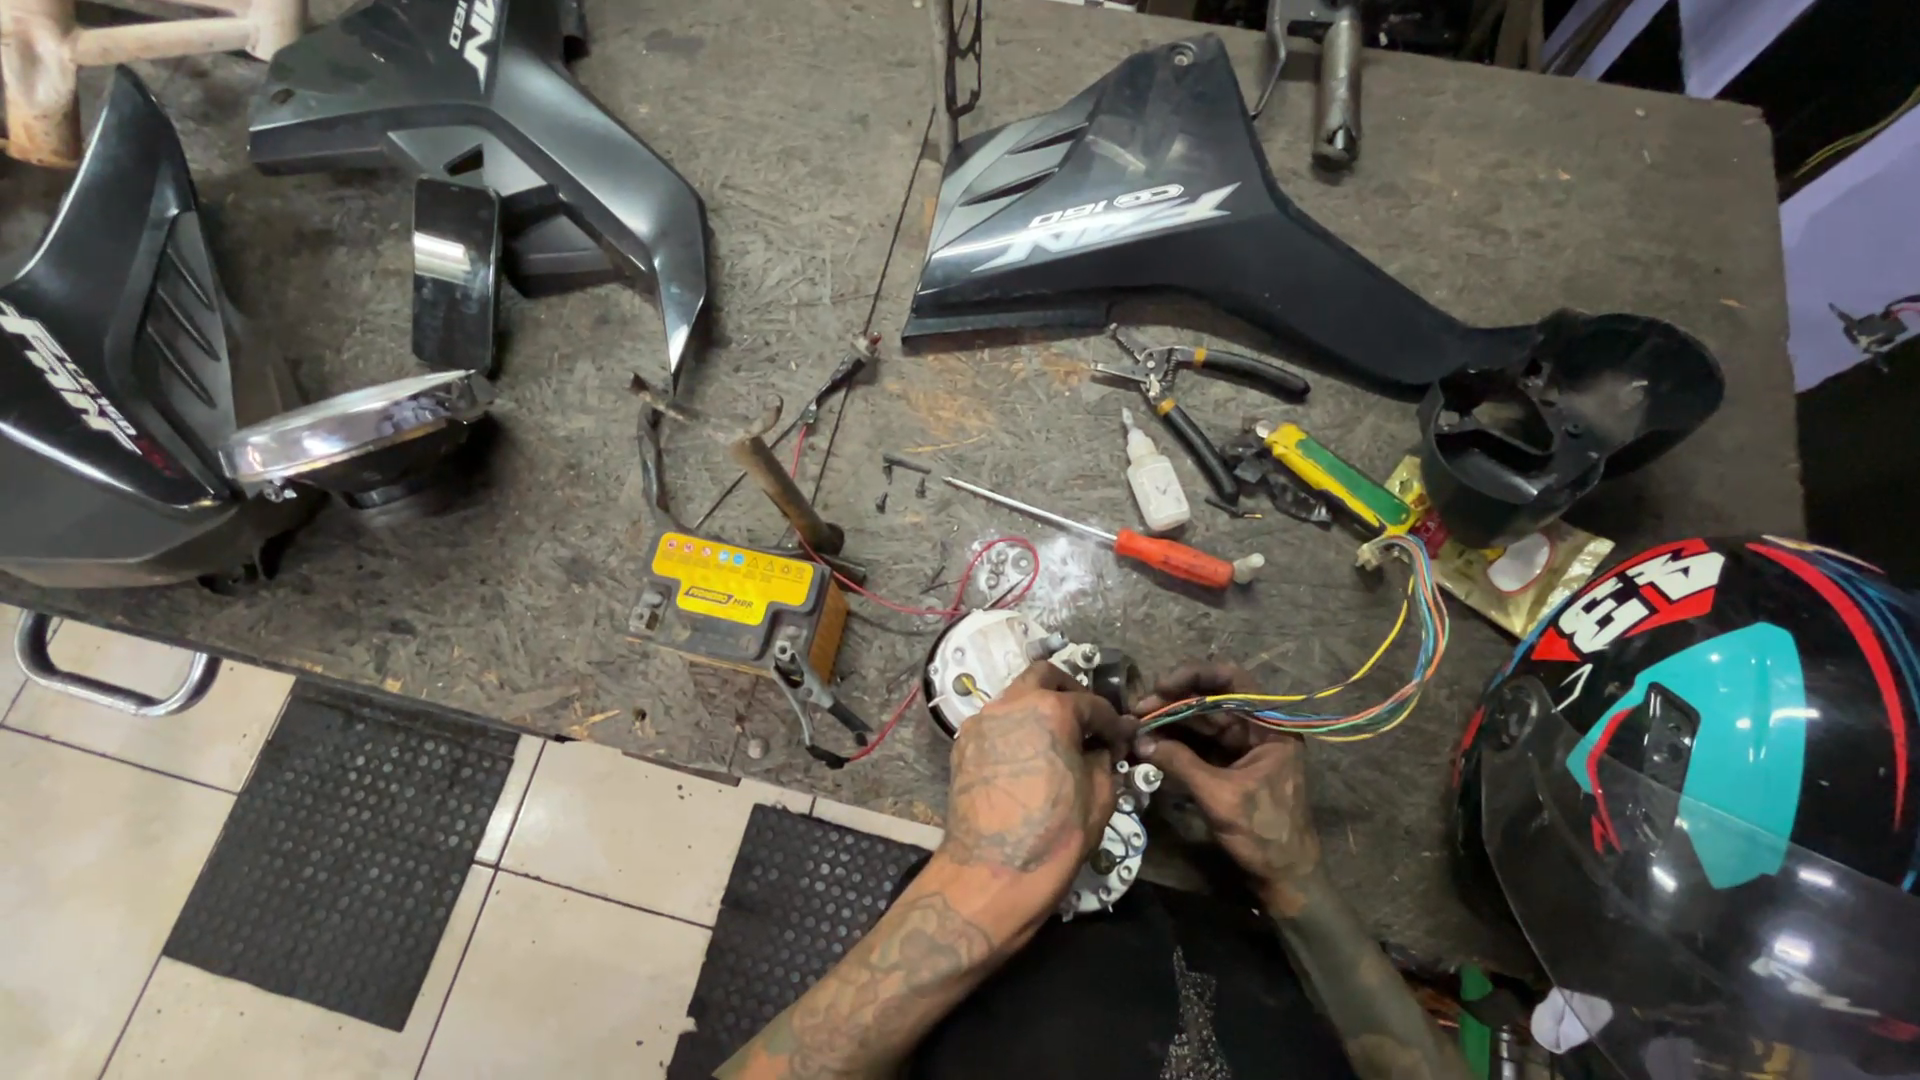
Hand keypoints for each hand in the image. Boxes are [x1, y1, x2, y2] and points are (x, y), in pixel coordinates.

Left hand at [937, 662, 1134, 927]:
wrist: (990, 874)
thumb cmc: (1053, 837)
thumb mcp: (1099, 797)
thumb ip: (1104, 758)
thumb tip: (1105, 746)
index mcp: (1050, 710)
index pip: (1092, 704)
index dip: (1112, 724)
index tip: (1120, 742)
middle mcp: (1011, 704)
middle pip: (1045, 676)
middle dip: (1070, 692)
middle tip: (1086, 721)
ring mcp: (981, 722)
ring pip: (1016, 696)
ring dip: (1040, 707)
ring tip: (1058, 740)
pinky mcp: (963, 744)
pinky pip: (996, 722)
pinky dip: (1017, 728)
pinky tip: (1031, 757)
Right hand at [1134, 662, 1320, 906]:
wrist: (1286, 878)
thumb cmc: (1265, 835)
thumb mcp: (1220, 797)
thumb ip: (1181, 763)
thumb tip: (1141, 741)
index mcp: (1270, 727)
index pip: (1233, 681)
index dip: (1195, 676)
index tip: (1161, 685)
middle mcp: (1257, 728)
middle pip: (1211, 699)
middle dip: (1173, 702)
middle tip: (1138, 710)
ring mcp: (1243, 746)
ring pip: (1201, 720)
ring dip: (1170, 720)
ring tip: (1137, 725)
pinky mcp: (1229, 764)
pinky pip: (1199, 742)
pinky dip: (1175, 740)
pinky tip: (1150, 742)